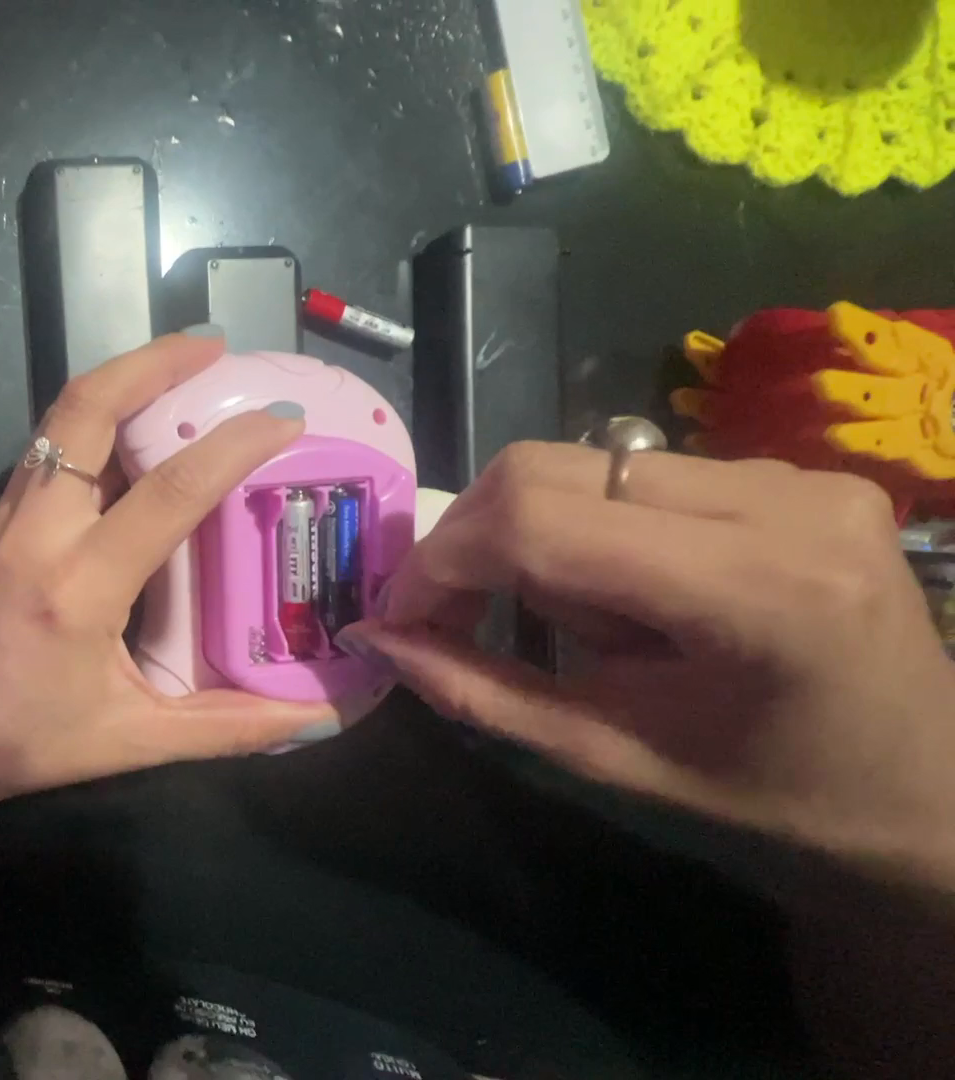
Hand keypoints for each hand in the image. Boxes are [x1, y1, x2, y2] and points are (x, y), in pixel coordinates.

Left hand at [0, 330, 337, 804]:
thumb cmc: (30, 739)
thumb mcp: (135, 740)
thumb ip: (229, 726)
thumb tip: (316, 716)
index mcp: (79, 588)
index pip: (166, 494)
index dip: (229, 449)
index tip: (281, 420)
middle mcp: (38, 534)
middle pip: (86, 413)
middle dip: (151, 363)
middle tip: (213, 345)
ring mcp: (8, 519)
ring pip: (59, 420)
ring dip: (120, 379)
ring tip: (181, 367)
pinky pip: (47, 447)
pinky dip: (93, 417)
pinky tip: (132, 425)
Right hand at [336, 443, 954, 888]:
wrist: (929, 796)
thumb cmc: (764, 797)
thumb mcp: (602, 756)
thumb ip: (475, 690)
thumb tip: (370, 637)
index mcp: (756, 589)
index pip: (538, 524)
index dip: (439, 562)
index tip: (401, 616)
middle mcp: (781, 501)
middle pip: (540, 471)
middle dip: (467, 541)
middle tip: (452, 612)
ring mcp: (789, 475)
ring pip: (568, 464)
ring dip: (520, 537)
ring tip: (552, 615)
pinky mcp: (781, 471)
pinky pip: (614, 474)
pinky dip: (572, 528)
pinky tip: (605, 589)